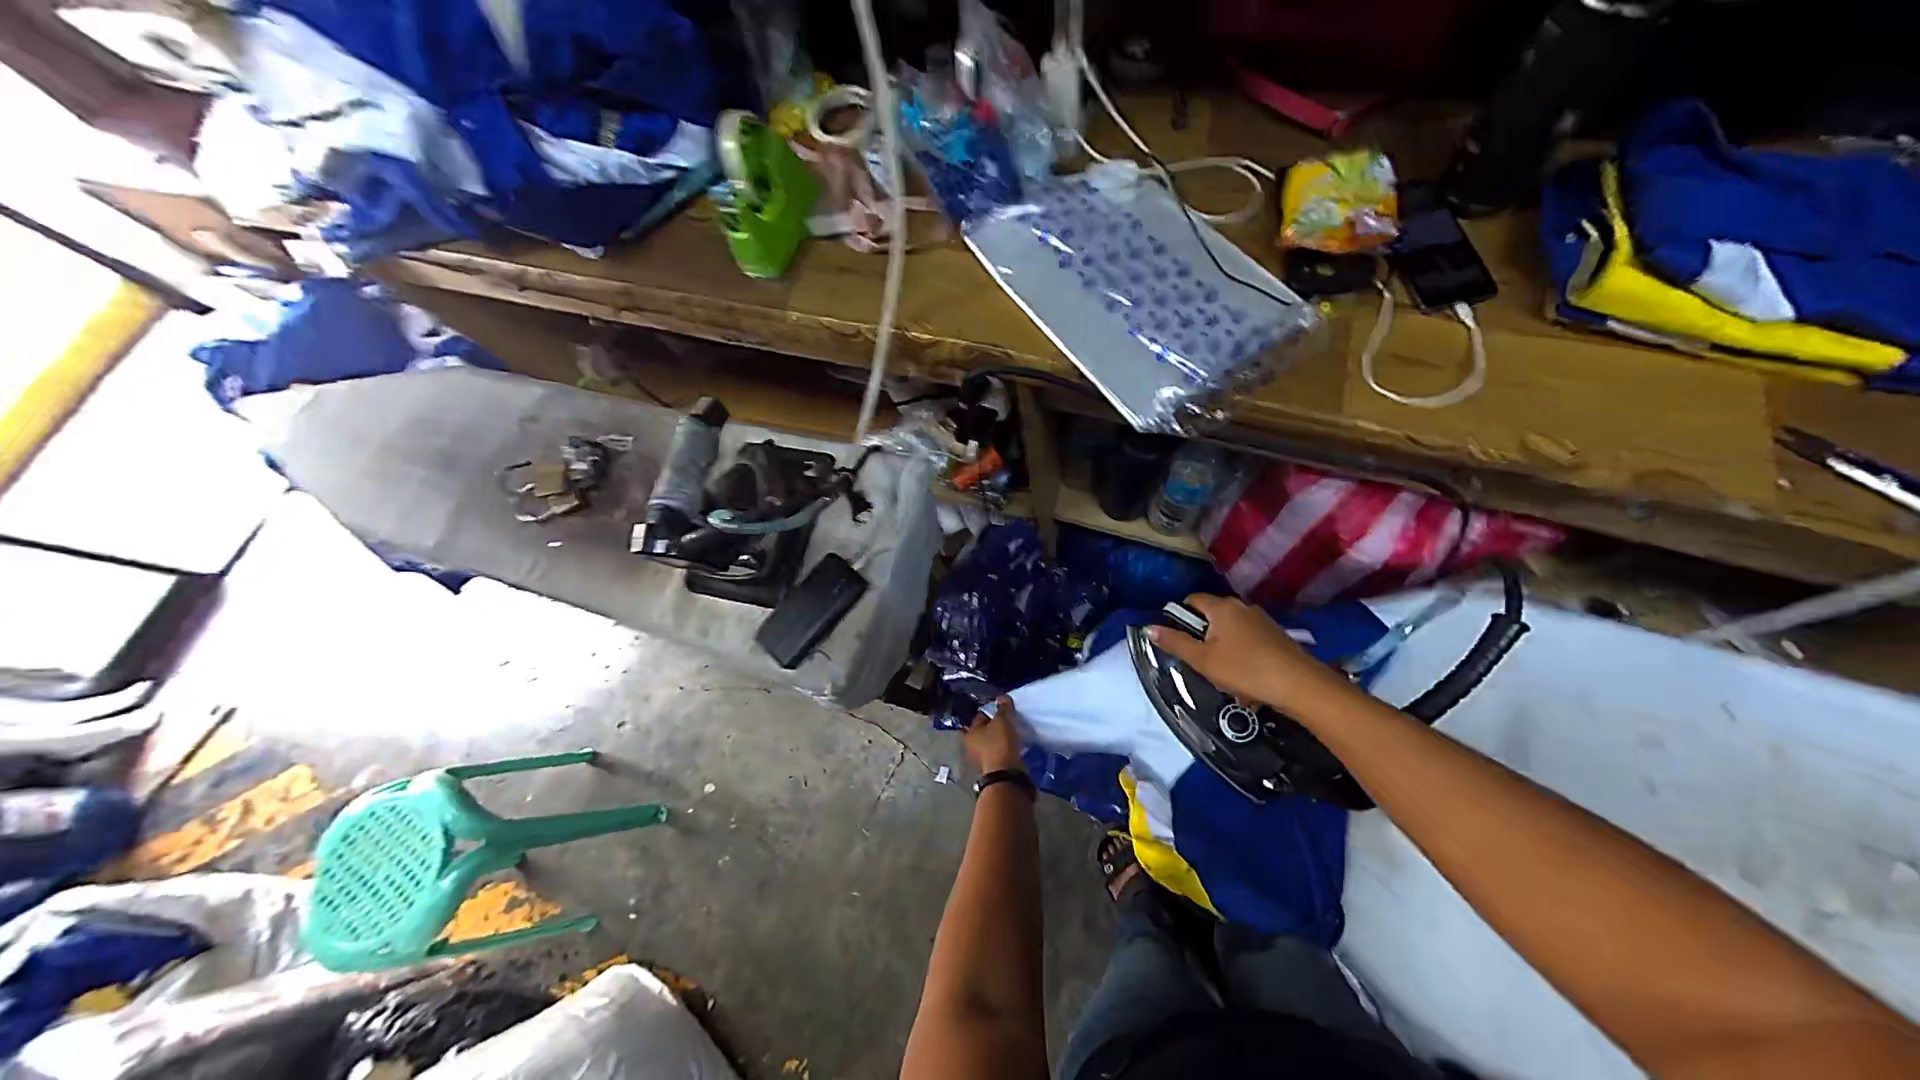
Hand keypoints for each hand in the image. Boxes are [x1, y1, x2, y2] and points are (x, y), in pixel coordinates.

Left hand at [963, 697, 1025, 773]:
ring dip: (999, 736)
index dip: (991, 710)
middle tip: (1007, 719)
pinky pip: (997, 750)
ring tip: (1011, 730)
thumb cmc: (999, 744)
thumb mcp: (1002, 721)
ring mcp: (980, 757)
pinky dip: (1003, 746)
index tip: (1003, 709)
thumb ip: (1003, 708)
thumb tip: (1002, 697)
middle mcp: (971, 745)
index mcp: (968, 733)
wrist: (1007, 773)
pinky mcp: (991, 765)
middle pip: (984, 729)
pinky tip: (1012, 742)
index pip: (979, 715)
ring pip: (991, 740)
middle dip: (994, 724)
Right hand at [1145, 594, 1354, 714]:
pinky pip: (1249, 641)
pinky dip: (1243, 656)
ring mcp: (1262, 620)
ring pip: (1232, 631)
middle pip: (1213, 616)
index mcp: (1221, 607)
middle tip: (1202, 663)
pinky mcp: (1277, 636)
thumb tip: (1148, 627)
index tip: (1181, 641)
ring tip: (1225, 676)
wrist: (1299, 685)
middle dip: (1204, 638)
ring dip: (1224, 649)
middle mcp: (1242, 607)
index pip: (1192, 600)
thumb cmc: (1244, 669)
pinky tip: (1246, 680)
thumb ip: (1175, 643)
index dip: (1182, 617)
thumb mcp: (1203, 660)